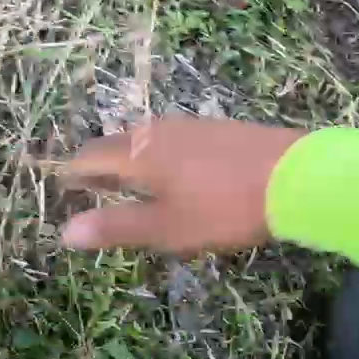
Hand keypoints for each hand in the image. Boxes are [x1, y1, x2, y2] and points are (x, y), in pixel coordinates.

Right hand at [58, 117, 306, 252]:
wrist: (295, 175)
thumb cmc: (223, 208)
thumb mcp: (168, 227)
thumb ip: (117, 227)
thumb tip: (65, 232)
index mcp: (140, 154)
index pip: (93, 157)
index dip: (75, 172)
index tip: (63, 185)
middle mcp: (158, 132)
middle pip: (117, 143)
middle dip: (100, 161)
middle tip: (89, 181)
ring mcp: (190, 126)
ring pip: (146, 138)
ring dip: (129, 155)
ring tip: (125, 174)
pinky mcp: (216, 128)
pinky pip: (171, 136)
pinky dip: (158, 151)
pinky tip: (172, 165)